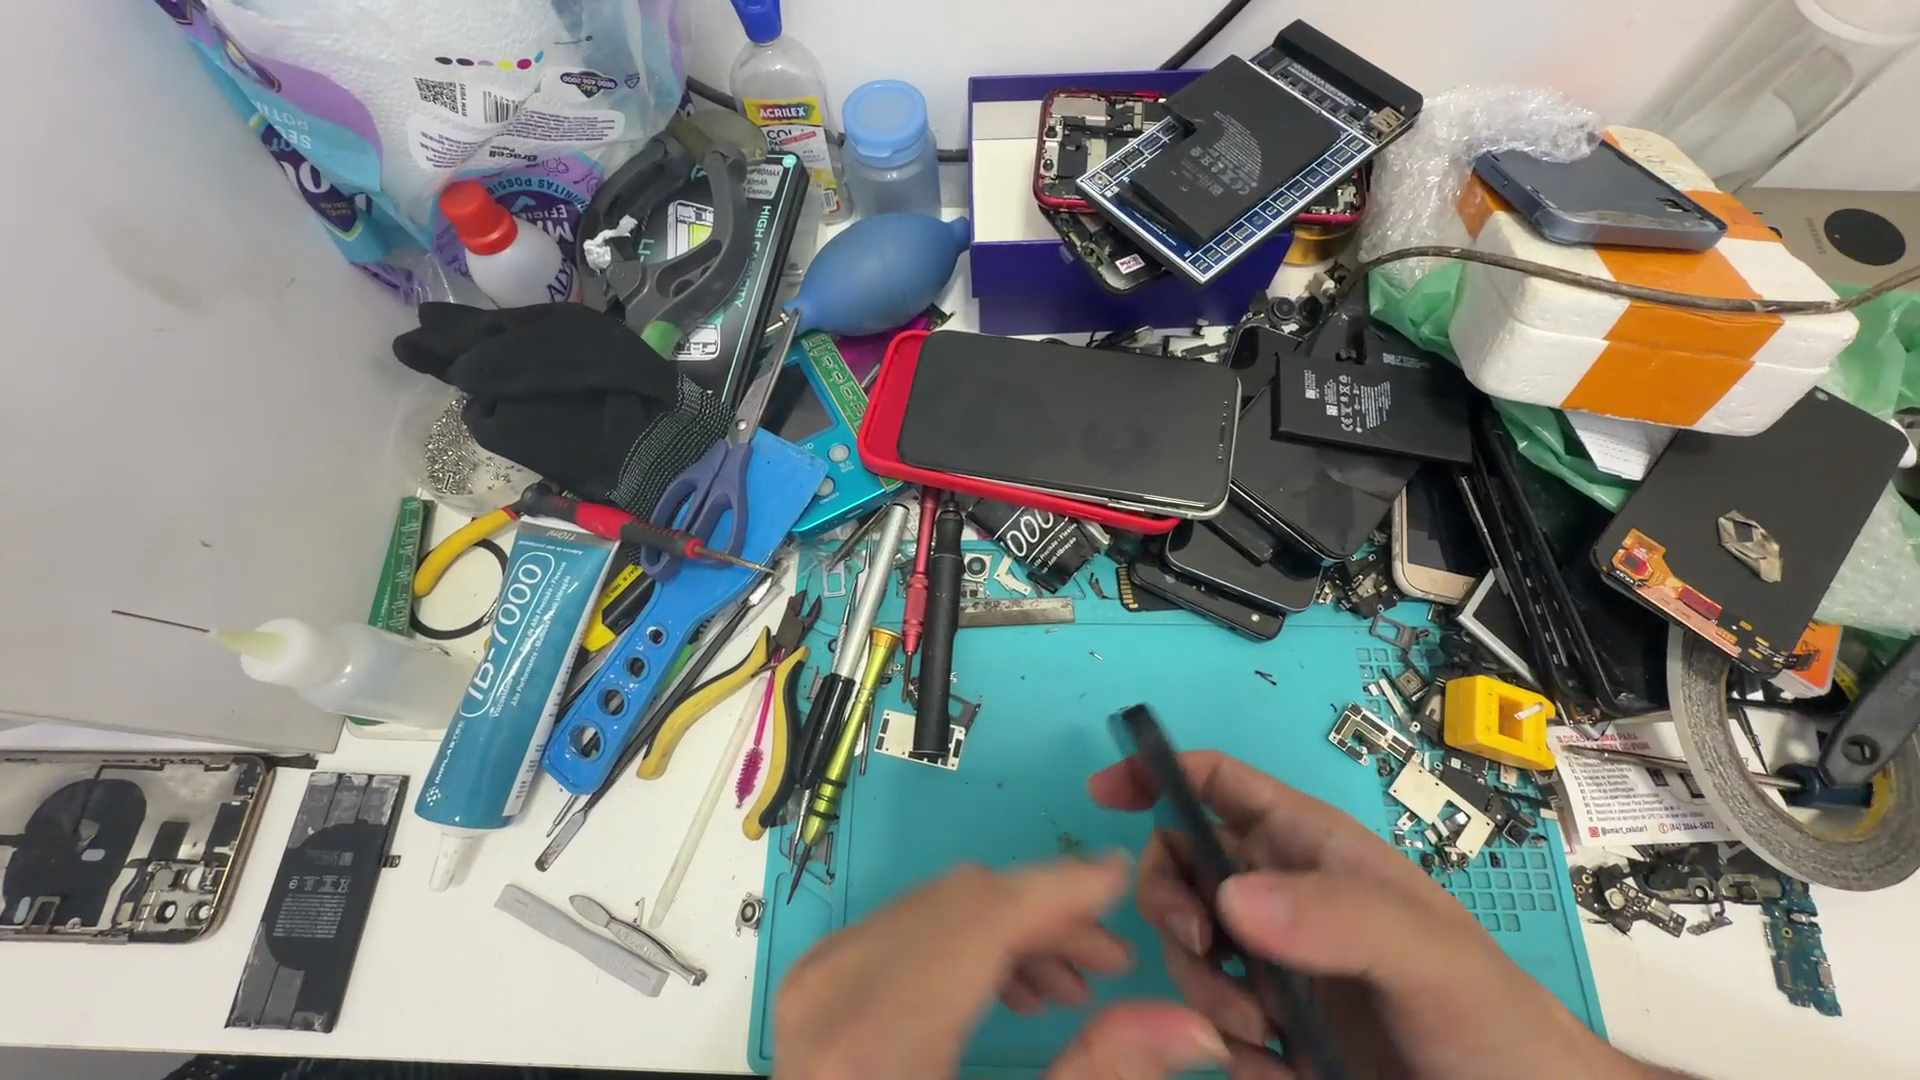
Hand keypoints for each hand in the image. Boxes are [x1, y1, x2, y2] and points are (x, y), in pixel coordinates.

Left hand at [775, 856, 1232, 1078]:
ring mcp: (818, 973)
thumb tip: (1188, 1024)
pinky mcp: (815, 978)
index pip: (987, 912)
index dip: (1062, 887)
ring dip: (1010, 930)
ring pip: (936, 905)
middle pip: (964, 900)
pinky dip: (964, 943)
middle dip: (1047, 916)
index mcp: (876, 1030)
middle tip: (1112, 959)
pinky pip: (906, 926)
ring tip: (1068, 987)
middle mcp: (837, 982)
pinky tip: (1005, 988)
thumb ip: (1097, 1073)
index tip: (1122, 874)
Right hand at [1090, 751, 1653, 1079]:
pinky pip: (1207, 1018)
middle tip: (1202, 944)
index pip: (1218, 782)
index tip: (1104, 792)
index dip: (1159, 770)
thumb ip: (1337, 917)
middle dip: (1170, 899)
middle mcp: (1277, 894)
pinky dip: (1225, 1042)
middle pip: (1179, 863)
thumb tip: (1228, 897)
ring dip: (1202, 986)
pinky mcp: (1266, 1026)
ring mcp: (1268, 961)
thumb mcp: (1428, 957)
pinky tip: (1279, 1066)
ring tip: (1263, 1031)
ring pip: (1186, 945)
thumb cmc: (1492, 1023)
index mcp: (1307, 848)